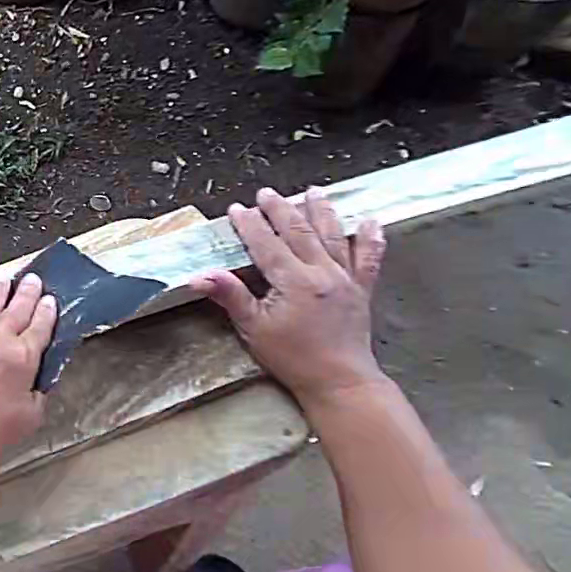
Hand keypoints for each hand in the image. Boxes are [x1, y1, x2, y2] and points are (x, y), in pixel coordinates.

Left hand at [0, 273, 57, 478]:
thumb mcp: (30, 416)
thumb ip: (39, 390)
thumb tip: (39, 376)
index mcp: (24, 357)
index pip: (41, 325)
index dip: (48, 310)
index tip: (52, 299)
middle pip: (18, 308)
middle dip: (28, 292)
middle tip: (34, 279)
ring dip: (0, 290)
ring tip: (7, 279)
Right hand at [190, 186, 387, 402]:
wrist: (339, 381)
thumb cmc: (292, 358)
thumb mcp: (254, 329)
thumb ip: (230, 297)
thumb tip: (199, 276)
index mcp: (293, 280)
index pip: (266, 243)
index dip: (250, 224)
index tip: (237, 209)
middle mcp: (321, 271)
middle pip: (298, 231)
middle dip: (280, 209)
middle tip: (267, 193)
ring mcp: (345, 278)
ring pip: (331, 235)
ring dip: (321, 211)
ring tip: (314, 191)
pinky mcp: (361, 289)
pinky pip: (368, 259)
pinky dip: (370, 239)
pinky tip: (371, 222)